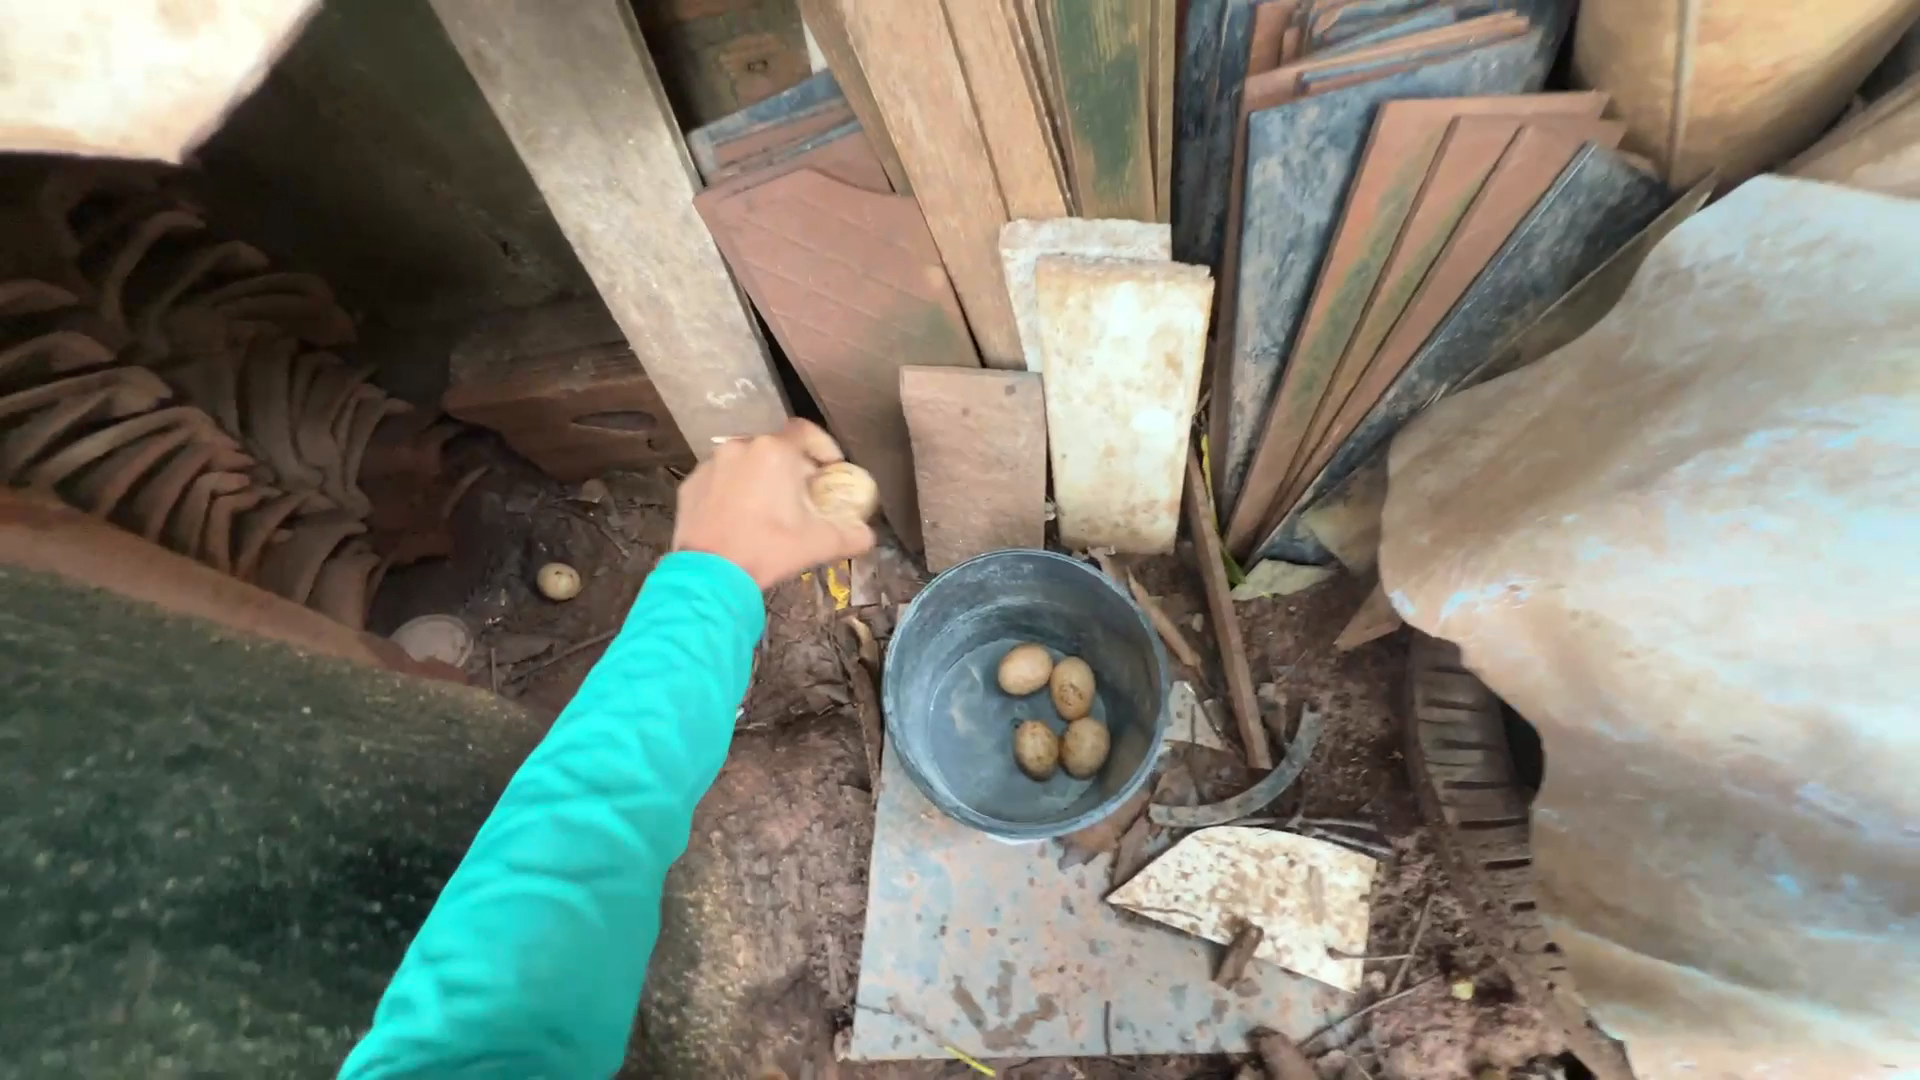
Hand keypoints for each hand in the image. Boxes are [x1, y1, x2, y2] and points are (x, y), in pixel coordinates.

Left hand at [672, 419, 875, 587]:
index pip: (807, 432)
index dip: (823, 446)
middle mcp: (742, 447)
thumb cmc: (768, 549)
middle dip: (792, 468)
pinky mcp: (690, 483)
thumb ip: (852, 535)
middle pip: (776, 448)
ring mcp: (711, 463)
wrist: (710, 575)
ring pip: (746, 462)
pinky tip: (739, 518)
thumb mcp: (820, 543)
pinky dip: (733, 490)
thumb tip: (868, 535)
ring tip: (768, 509)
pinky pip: (720, 478)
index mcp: (776, 452)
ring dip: (761, 478)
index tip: (829, 469)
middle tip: (802, 496)